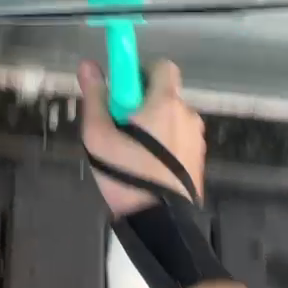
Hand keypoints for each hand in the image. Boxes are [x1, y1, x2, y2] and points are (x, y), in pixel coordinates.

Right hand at [76, 59, 206, 215]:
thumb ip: (95, 96)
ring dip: (153, 125)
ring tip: (131, 151)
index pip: (161, 66)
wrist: (159, 222)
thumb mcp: (98, 133)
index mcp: (165, 102)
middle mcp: (187, 114)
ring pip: (171, 117)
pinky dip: (164, 143)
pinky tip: (146, 165)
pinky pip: (178, 138)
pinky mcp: (199, 160)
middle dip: (142, 102)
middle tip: (120, 125)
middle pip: (164, 93)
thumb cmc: (126, 171)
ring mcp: (197, 138)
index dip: (140, 72)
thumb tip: (88, 64)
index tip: (122, 92)